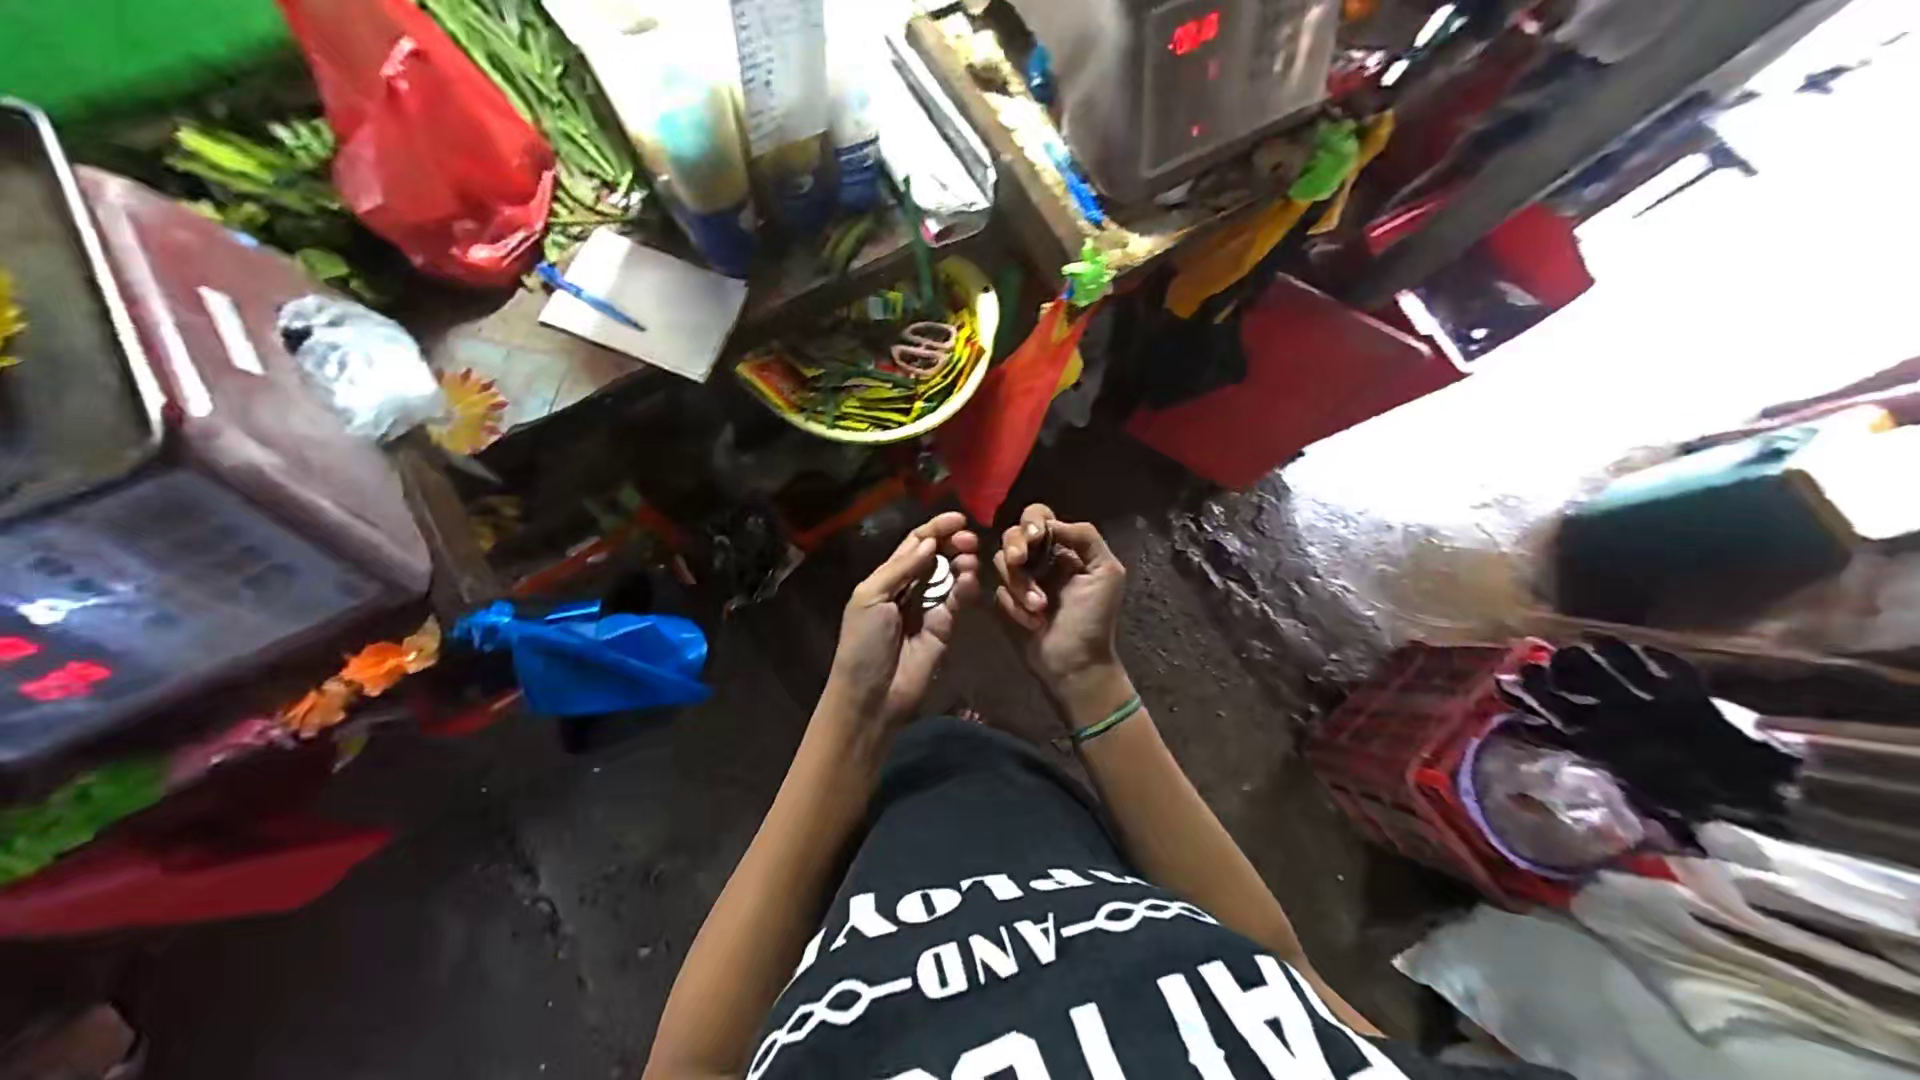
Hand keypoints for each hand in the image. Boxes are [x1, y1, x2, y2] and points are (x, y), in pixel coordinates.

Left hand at [824, 511, 980, 727]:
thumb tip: (929, 543)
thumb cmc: (862, 643)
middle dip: (953, 543)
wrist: (872, 695)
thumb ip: (901, 568)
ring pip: (950, 576)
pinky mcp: (945, 627)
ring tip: (970, 557)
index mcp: (886, 577)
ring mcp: (929, 608)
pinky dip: (966, 587)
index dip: (935, 529)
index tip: (958, 518)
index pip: (914, 545)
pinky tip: (969, 579)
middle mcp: (909, 588)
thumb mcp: (870, 597)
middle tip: (969, 538)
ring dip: (962, 562)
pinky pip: (958, 601)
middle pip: (936, 557)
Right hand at [992, 504, 1129, 710]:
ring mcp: (1021, 581)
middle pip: (1012, 535)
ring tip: (1039, 608)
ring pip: (1001, 563)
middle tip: (1020, 562)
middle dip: (1015, 548)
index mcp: (1064, 547)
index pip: (1038, 517)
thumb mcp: (1106, 571)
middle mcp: (1039, 559)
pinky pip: (998, 592)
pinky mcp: (1006, 603)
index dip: (1031, 522)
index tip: (1034, 537)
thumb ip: (1085, 537)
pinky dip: (1015, 607)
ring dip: (1020, 585)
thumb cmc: (1095, 618)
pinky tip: (1034, 623)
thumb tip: (1051, 523)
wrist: (1077, 663)